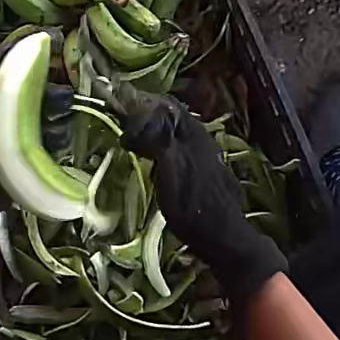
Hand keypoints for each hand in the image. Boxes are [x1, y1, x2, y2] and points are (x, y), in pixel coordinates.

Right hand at [119, 92, 287, 304]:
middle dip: (144, 116)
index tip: (117, 106)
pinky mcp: (199, 173)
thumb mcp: (169, 165)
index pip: (164, 104)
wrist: (221, 237)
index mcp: (192, 131)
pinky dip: (157, 149)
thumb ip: (155, 136)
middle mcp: (199, 138)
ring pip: (171, 134)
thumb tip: (132, 117)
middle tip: (120, 123)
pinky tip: (147, 160)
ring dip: (150, 133)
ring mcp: (201, 156)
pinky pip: (174, 150)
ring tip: (129, 140)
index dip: (140, 102)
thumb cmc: (193, 201)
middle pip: (168, 117)